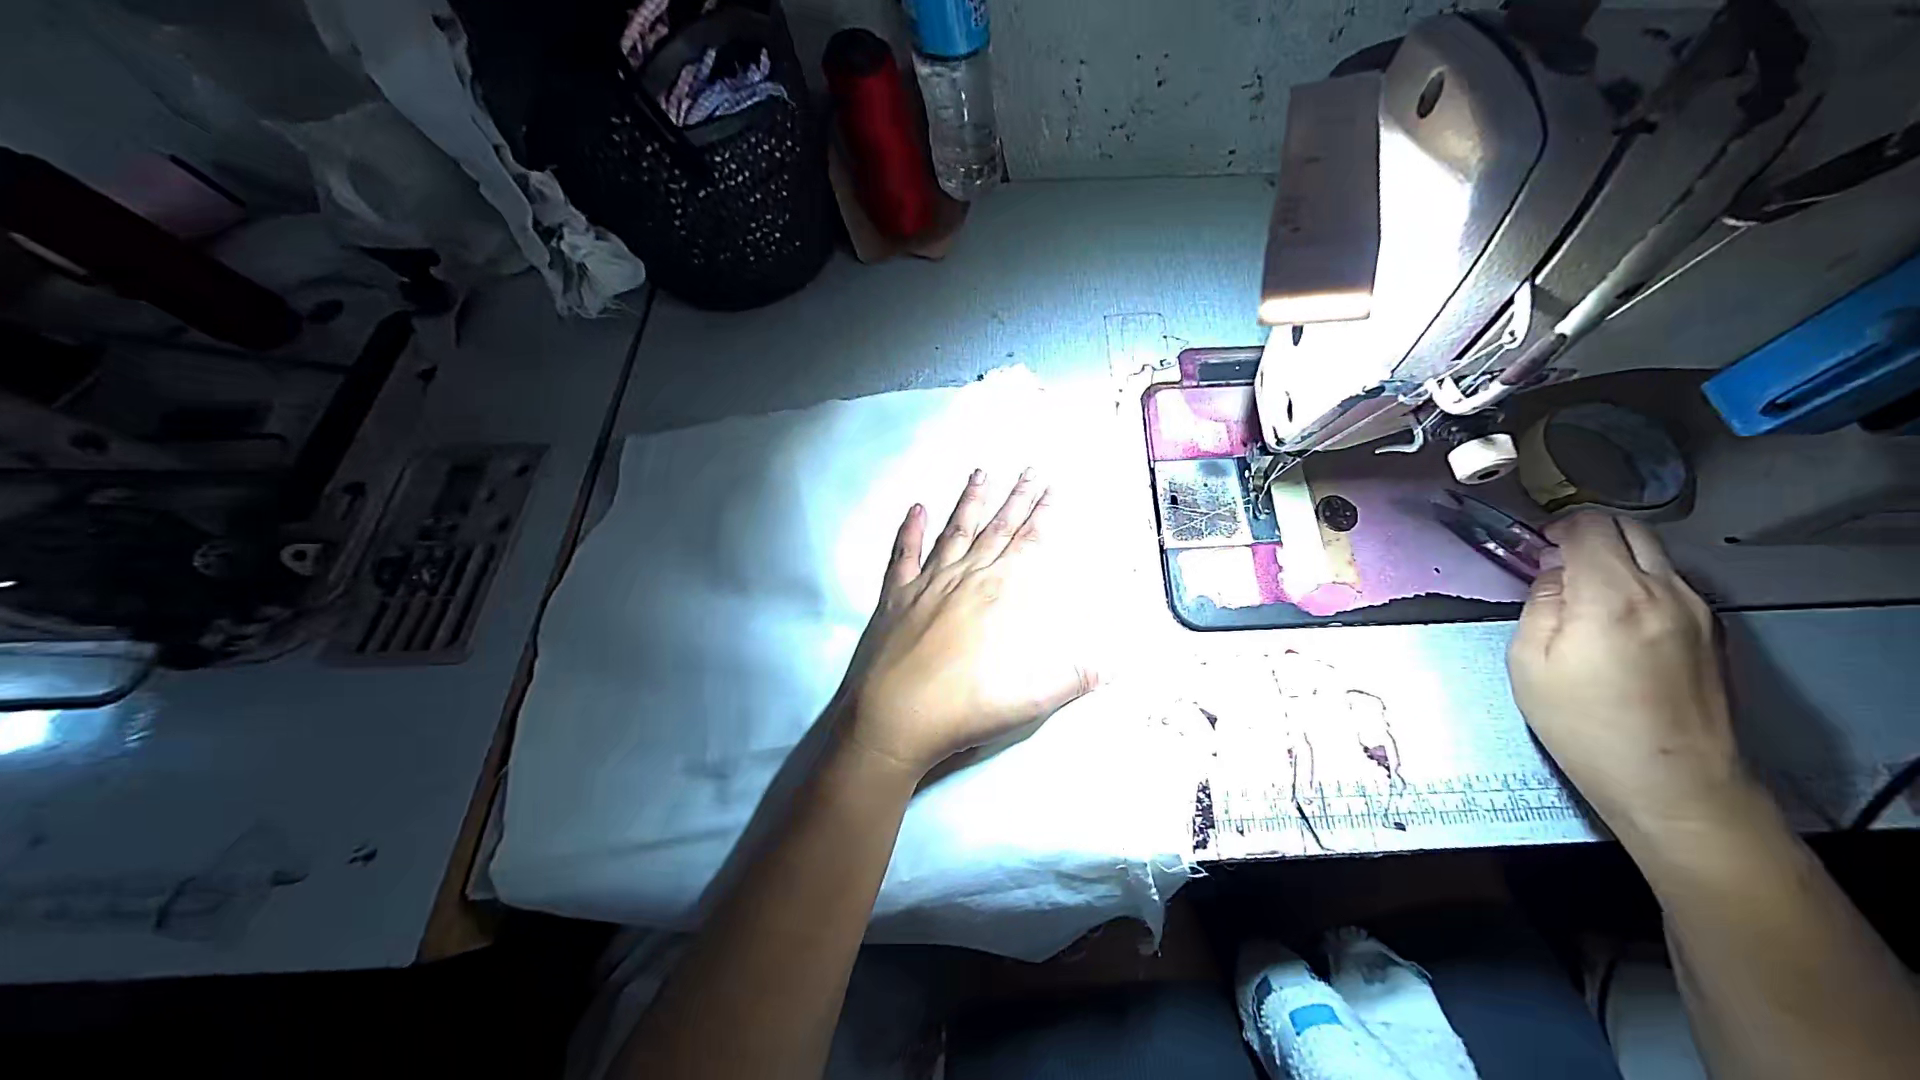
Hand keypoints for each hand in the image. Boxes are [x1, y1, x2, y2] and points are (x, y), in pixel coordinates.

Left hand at [838, 468, 1100, 776]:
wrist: (892, 721)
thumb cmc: (960, 711)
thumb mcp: (1026, 702)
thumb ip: (1068, 680)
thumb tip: (1112, 670)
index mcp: (997, 596)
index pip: (1027, 545)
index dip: (1042, 515)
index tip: (1051, 489)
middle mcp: (963, 578)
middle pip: (996, 529)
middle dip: (1015, 498)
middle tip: (1028, 470)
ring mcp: (926, 583)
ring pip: (954, 532)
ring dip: (970, 502)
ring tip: (981, 473)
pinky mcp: (894, 596)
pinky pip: (904, 554)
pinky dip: (910, 530)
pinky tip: (916, 508)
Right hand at [1506, 513, 1752, 840]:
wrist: (1675, 783)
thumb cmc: (1584, 725)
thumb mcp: (1529, 662)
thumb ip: (1540, 604)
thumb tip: (1552, 574)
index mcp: (1612, 596)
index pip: (1589, 527)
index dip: (1555, 527)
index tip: (1534, 546)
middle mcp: (1666, 591)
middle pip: (1630, 529)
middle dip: (1588, 533)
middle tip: (1555, 561)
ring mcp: (1699, 611)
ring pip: (1654, 556)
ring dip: (1616, 559)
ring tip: (1582, 594)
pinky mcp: (1713, 633)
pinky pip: (1670, 585)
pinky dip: (1638, 583)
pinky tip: (1614, 621)